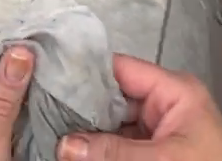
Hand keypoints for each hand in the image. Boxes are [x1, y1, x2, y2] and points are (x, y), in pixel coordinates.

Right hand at [56, 55, 221, 160]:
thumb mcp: (162, 159)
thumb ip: (114, 151)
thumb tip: (67, 144)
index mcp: (175, 90)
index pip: (124, 69)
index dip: (89, 72)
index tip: (55, 77)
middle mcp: (165, 105)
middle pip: (116, 99)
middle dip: (84, 108)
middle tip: (47, 110)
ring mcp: (160, 133)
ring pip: (115, 126)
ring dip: (89, 133)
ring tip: (54, 131)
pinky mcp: (157, 154)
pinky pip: (122, 146)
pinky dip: (101, 150)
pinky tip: (76, 153)